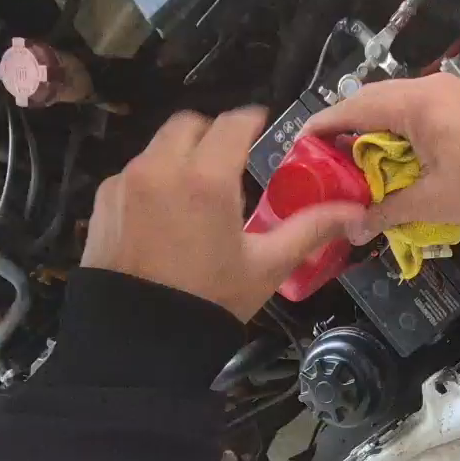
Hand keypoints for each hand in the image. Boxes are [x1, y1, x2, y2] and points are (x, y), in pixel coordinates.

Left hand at [82, 108, 364, 320]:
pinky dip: (155, 180)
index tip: (263, 127)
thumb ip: (311, 229)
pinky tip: (165, 216)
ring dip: (183, 155)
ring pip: (159, 146)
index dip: (252, 120)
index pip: (233, 123)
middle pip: (190, 123)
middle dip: (213, 133)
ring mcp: (126, 182)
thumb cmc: (211, 300)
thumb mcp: (267, 266)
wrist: (138, 340)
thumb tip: (355, 211)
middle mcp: (161, 167)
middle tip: (232, 159)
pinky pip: (135, 172)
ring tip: (199, 191)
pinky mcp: (104, 201)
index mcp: (207, 178)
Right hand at [299, 74, 459, 238]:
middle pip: (381, 98)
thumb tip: (356, 230)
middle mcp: (438, 85)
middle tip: (336, 155)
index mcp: (418, 104)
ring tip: (376, 157)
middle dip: (354, 125)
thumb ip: (388, 211)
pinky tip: (420, 151)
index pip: (356, 106)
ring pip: (411, 100)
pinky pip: (439, 106)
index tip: (303, 141)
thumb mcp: (433, 202)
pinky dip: (418, 125)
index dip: (326, 124)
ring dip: (388, 126)